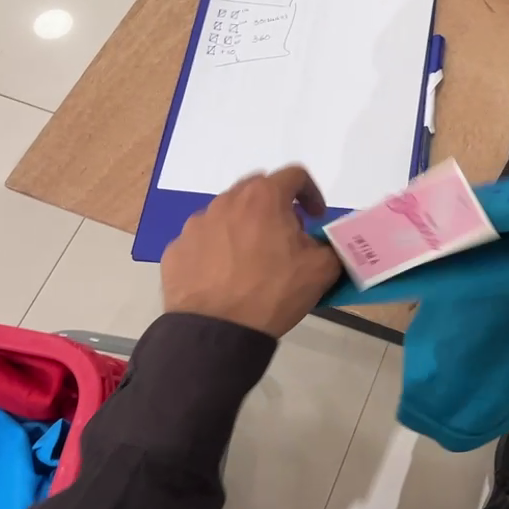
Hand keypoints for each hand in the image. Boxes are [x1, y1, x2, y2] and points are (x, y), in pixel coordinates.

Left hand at [160, 167, 343, 337]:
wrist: (216, 333)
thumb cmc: (273, 293)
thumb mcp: (322, 269)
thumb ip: (332, 245)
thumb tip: (325, 243)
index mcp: (264, 198)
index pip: (294, 175)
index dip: (311, 193)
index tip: (316, 218)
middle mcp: (227, 202)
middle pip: (257, 189)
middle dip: (276, 205)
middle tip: (286, 234)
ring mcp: (196, 225)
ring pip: (227, 213)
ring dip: (245, 226)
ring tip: (253, 259)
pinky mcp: (176, 250)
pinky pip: (204, 240)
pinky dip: (218, 249)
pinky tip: (226, 276)